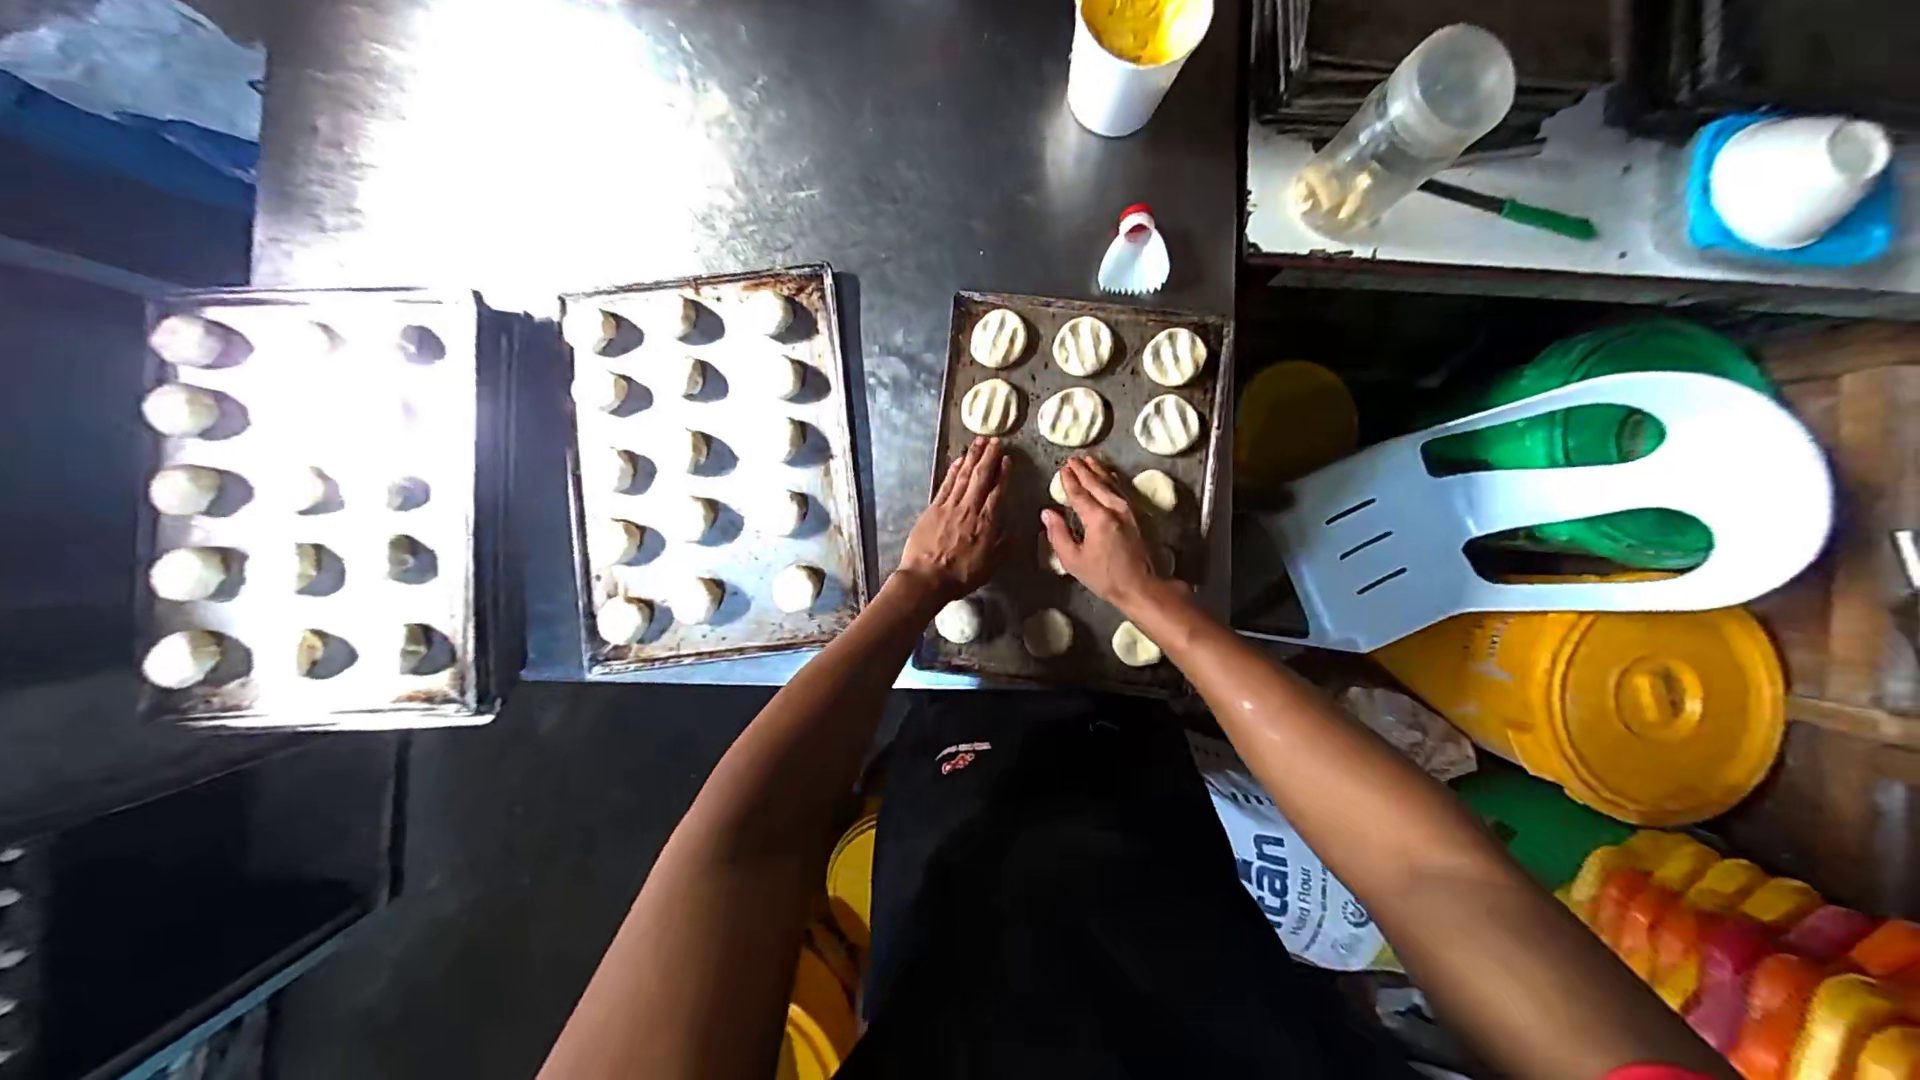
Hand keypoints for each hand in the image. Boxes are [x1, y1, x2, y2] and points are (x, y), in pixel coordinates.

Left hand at [896, 437, 1009, 603]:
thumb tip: (1015, 530)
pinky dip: (953, 471)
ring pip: (963, 476)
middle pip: (981, 477)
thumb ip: (1004, 545)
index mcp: (987, 522)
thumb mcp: (991, 564)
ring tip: (979, 442)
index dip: (1003, 474)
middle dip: (988, 456)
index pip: (998, 491)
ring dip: (972, 457)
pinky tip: (958, 460)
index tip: (1007, 459)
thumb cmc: (961, 575)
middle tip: (994, 440)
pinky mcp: (933, 509)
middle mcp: (970, 509)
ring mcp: (950, 506)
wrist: (927, 578)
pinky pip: (946, 485)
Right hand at [1042, 456, 1166, 614]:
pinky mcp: (1139, 515)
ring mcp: (1130, 510)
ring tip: (1090, 460)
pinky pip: (1122, 489)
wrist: (1143, 586)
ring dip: (1099, 470)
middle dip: (1083, 470)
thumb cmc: (1105, 577)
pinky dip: (1113, 479)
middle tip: (1073, 459)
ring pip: (1112, 483)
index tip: (1061, 469)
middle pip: (1096, 483)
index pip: (1079, 493)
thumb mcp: (1073, 560)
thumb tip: (1048, 512)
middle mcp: (1115, 508)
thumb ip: (1058, 534)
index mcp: (1097, 518)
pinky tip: (1110, 476)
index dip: (1069, 480)